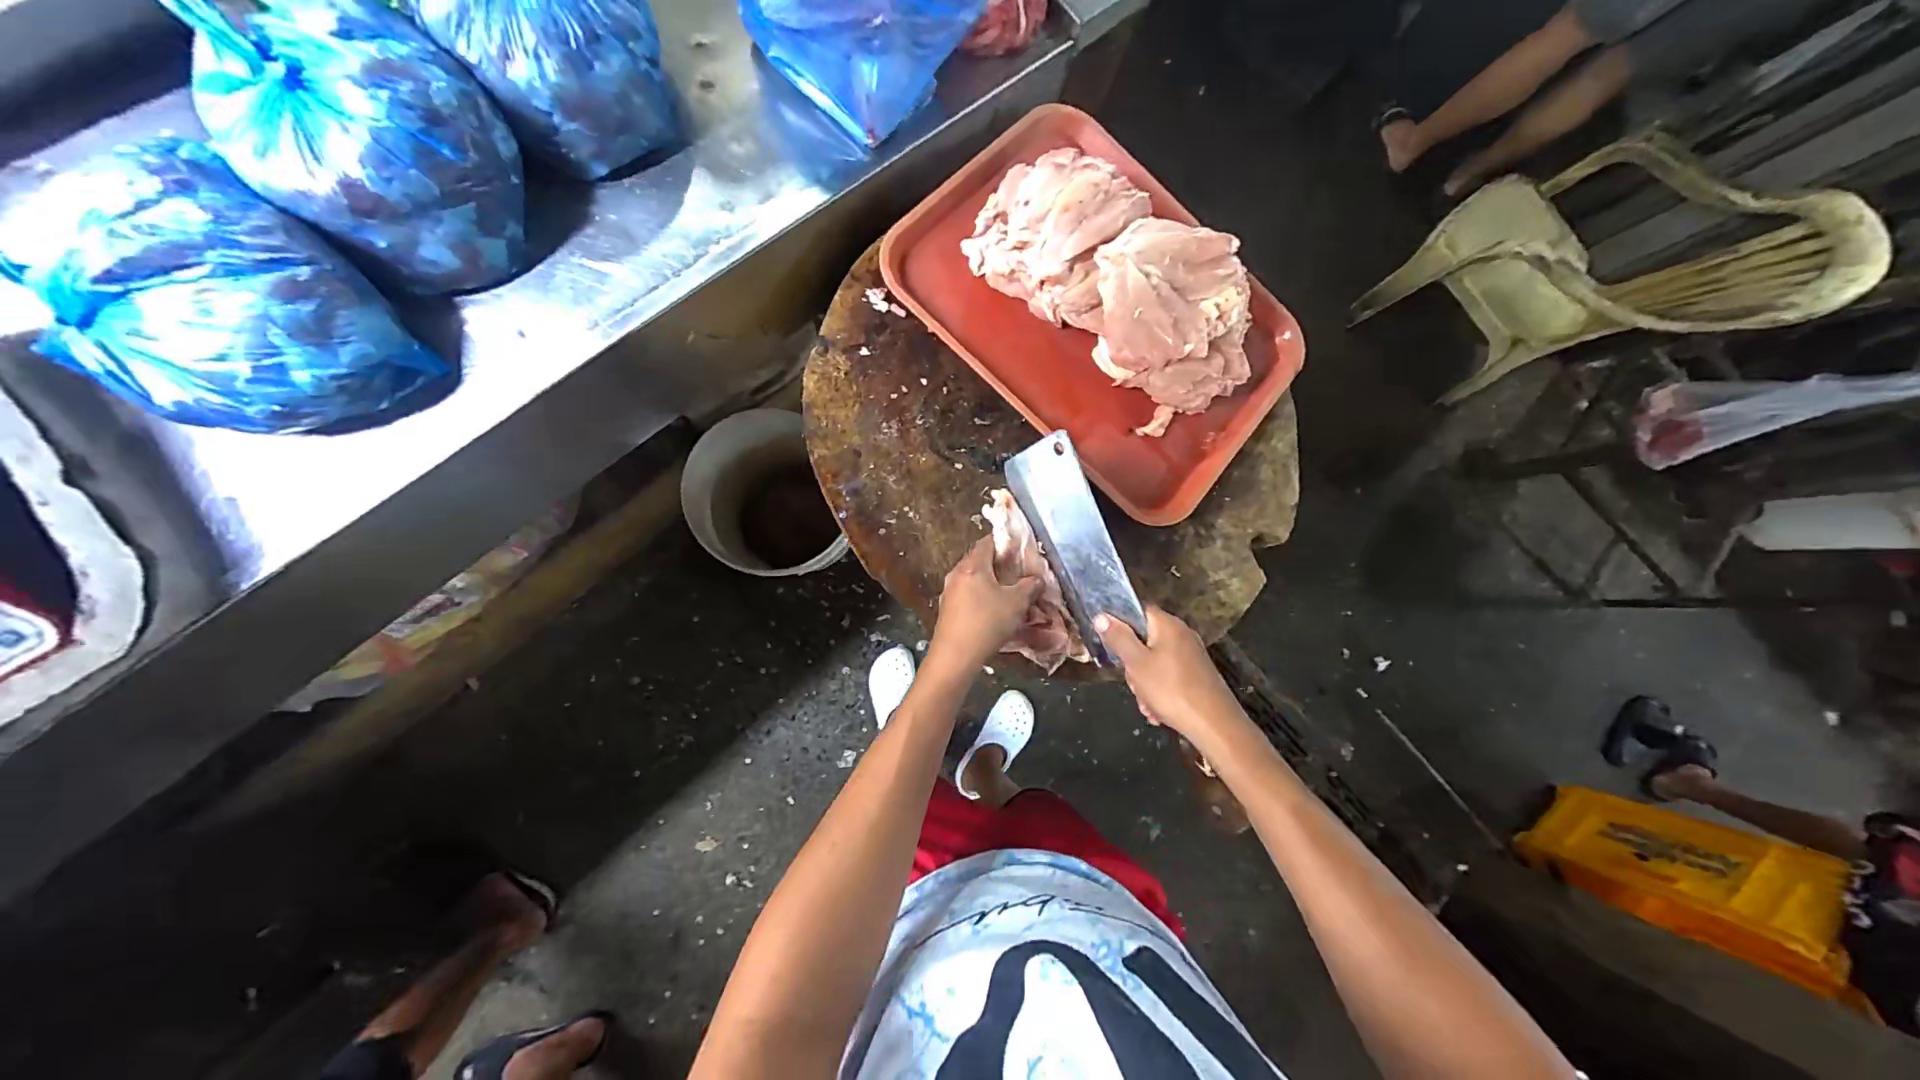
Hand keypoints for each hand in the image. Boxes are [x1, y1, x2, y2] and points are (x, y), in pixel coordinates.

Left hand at [930, 536, 1042, 667]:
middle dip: (998, 564)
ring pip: (972, 580)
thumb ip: (1029, 586)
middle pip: (978, 560)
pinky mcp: (946, 610)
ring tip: (1007, 593)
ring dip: (988, 583)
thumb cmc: (987, 622)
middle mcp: (956, 574)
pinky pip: (966, 596)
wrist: (955, 656)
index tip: (1019, 549)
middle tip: (1017, 571)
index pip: (987, 542)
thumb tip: (1037, 579)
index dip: (1004, 542)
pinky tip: (991, 611)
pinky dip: (980, 597)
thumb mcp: (1017, 603)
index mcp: (973, 566)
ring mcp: (948, 592)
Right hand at [1096, 606, 1256, 753]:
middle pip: (1145, 640)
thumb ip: (1118, 638)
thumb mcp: (1136, 664)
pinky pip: (1169, 676)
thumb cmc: (1171, 690)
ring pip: (1154, 662)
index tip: (1111, 644)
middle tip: (1134, 682)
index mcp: (1168, 625)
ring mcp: (1191, 655)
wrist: (1214, 725)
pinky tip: (1158, 711)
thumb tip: (1101, 616)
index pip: (1138, 610)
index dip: (1120, 624)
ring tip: (1148, 704)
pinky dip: (1160, 691)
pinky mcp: (1197, 675)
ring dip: (1145, 684)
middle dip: (1133, 664)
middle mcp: (1182, 634)